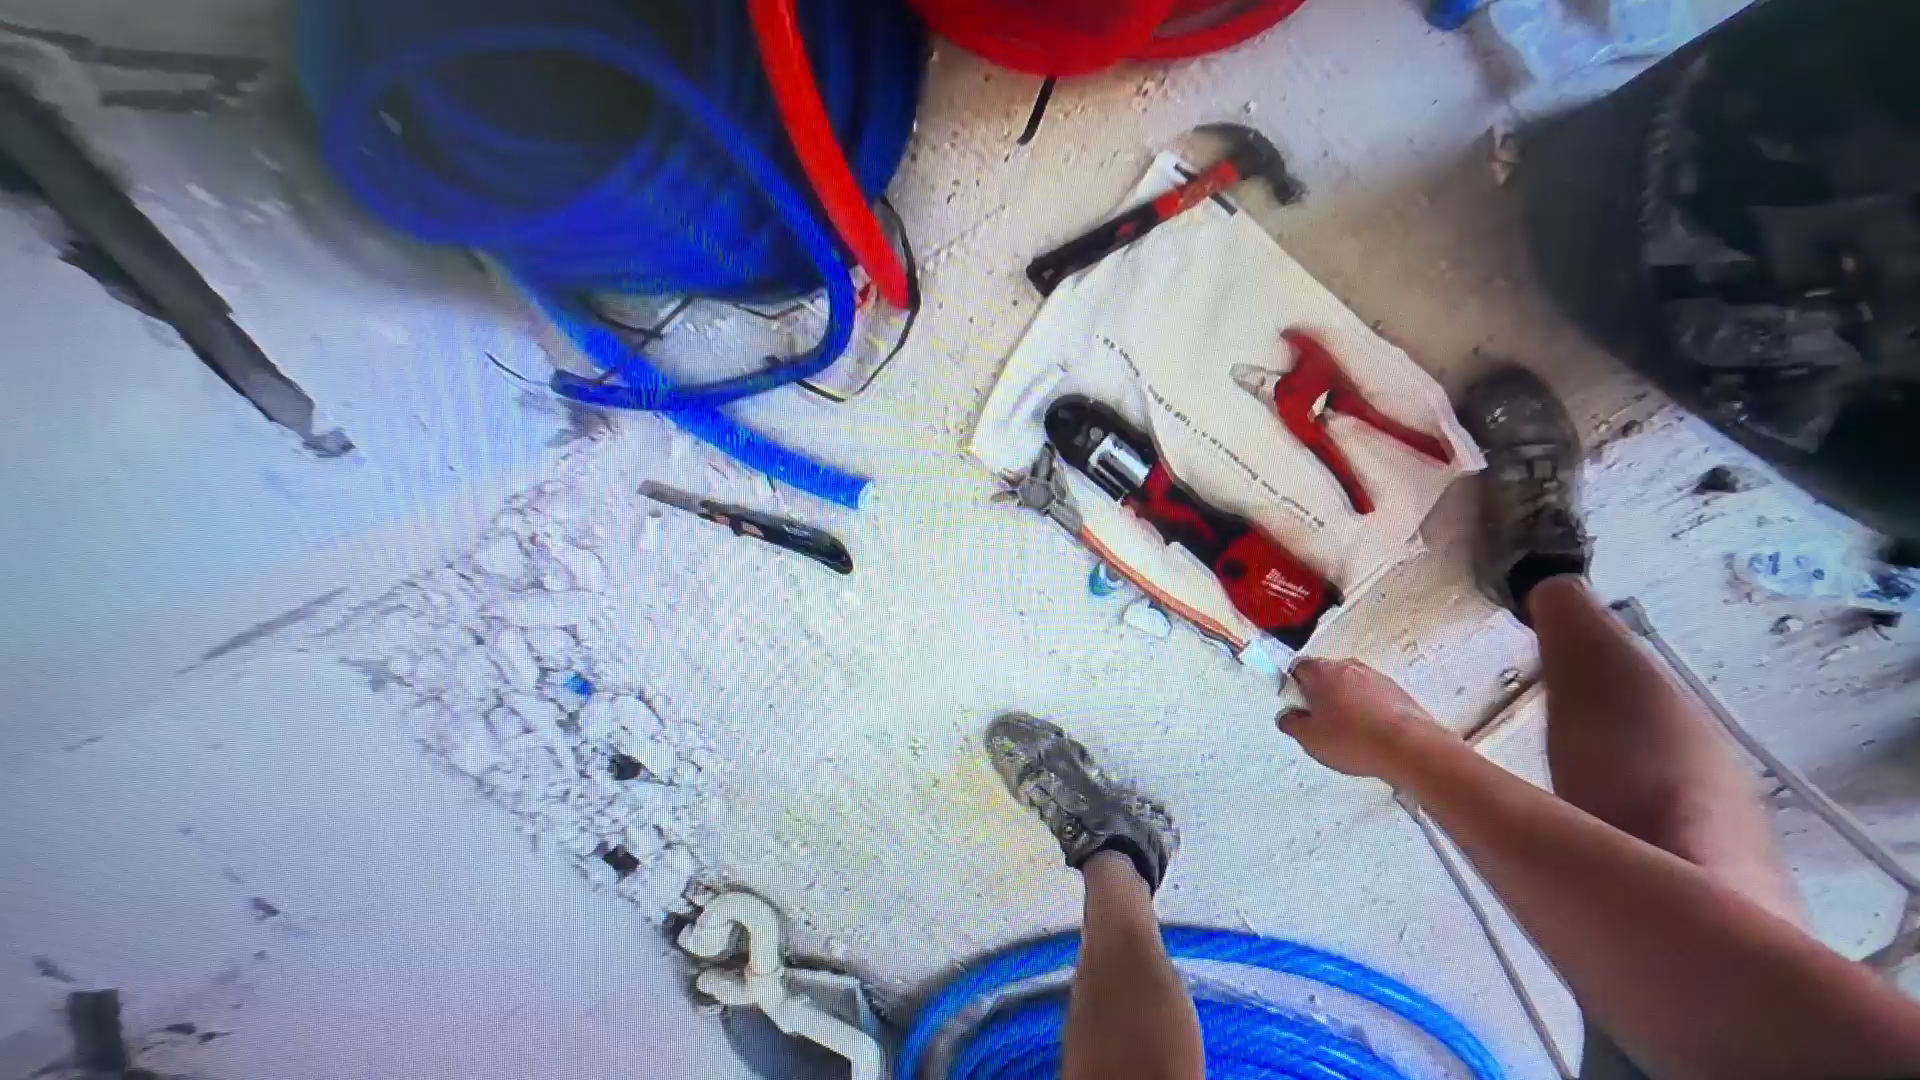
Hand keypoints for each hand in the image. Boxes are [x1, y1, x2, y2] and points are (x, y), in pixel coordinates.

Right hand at [1276, 658, 1460, 782]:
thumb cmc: (1353, 739)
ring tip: (1348, 734)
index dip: (1293, 686)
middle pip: (1325, 675)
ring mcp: (1376, 677)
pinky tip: (1370, 735)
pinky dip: (1369, 711)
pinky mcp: (1398, 692)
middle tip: (1320, 723)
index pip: (1297, 667)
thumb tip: (1288, 717)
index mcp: (1321, 671)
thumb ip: (1290, 723)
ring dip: (1346, 703)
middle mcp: (1348, 666)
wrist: (1409, 748)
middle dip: (1320, 695)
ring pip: (1351, 686)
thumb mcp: (1309, 739)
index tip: (1297, 707)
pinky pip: (1374, 697)